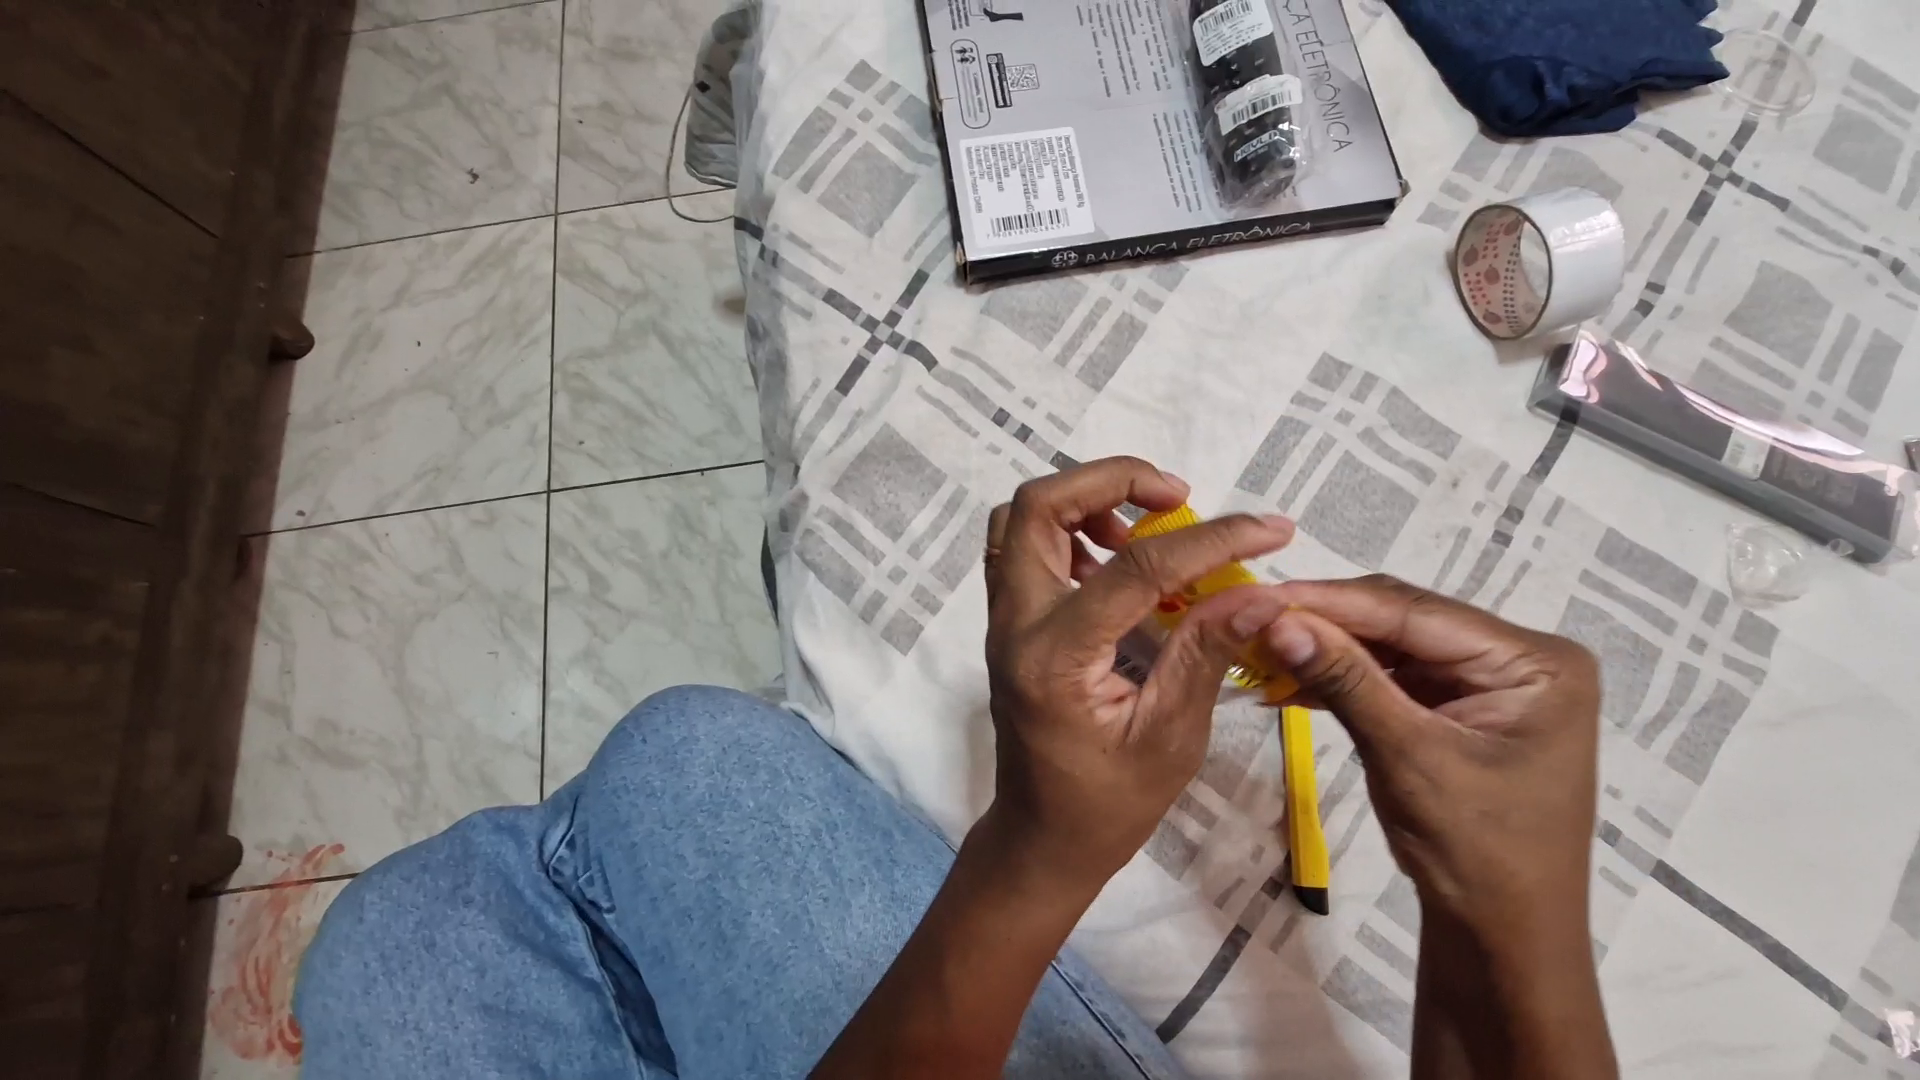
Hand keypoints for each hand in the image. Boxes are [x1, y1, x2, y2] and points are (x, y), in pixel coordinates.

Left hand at [980, 457, 1294, 888]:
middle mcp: (1015, 624)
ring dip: (1084, 501)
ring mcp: (1003, 620)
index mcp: (1054, 657)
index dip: (1209, 539)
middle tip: (1176, 497)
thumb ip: (1207, 652)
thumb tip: (1263, 589)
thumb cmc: (1107, 804)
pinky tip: (1118, 563)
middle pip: (1037, 507)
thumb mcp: (1170, 737)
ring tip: (1146, 528)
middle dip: (1110, 481)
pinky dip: (1070, 532)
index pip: (1132, 569)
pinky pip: (1024, 548)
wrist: (1041, 836)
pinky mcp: (1010, 623)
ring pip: (1021, 519)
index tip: (1270, 528)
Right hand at [1259, 574, 1599, 925]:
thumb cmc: (1476, 849)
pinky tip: (1289, 680)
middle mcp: (1516, 657)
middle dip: (1326, 622)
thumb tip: (1278, 621)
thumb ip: (1345, 680)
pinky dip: (1340, 678)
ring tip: (1261, 647)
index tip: (1263, 595)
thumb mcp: (1408, 756)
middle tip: (1255, 617)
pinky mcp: (1456, 704)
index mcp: (1534, 662)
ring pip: (1388, 644)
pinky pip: (1388, 675)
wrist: (1502, 932)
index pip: (1416, 612)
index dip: (1333, 601)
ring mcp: (1486, 681)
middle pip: (1402, 621)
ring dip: (1326, 649)